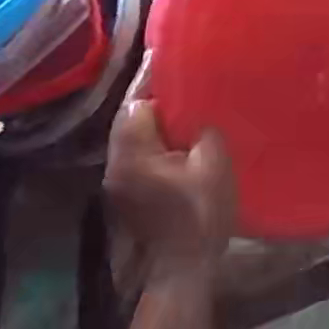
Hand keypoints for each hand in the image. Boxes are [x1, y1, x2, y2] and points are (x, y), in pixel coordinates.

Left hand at [105, 96, 234, 267]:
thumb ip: (203, 131)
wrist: (182, 268)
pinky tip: (175, 137)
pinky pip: (138, 153)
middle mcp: (115, 163)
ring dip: (152, 121)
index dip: (152, 82)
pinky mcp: (128, 194)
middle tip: (177, 80)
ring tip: (179, 105)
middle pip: (129, 119)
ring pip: (131, 137)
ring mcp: (118, 181)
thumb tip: (197, 117)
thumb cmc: (199, 213)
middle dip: (151, 98)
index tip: (168, 61)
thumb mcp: (212, 164)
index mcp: (133, 153)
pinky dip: (153, 140)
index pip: (136, 104)